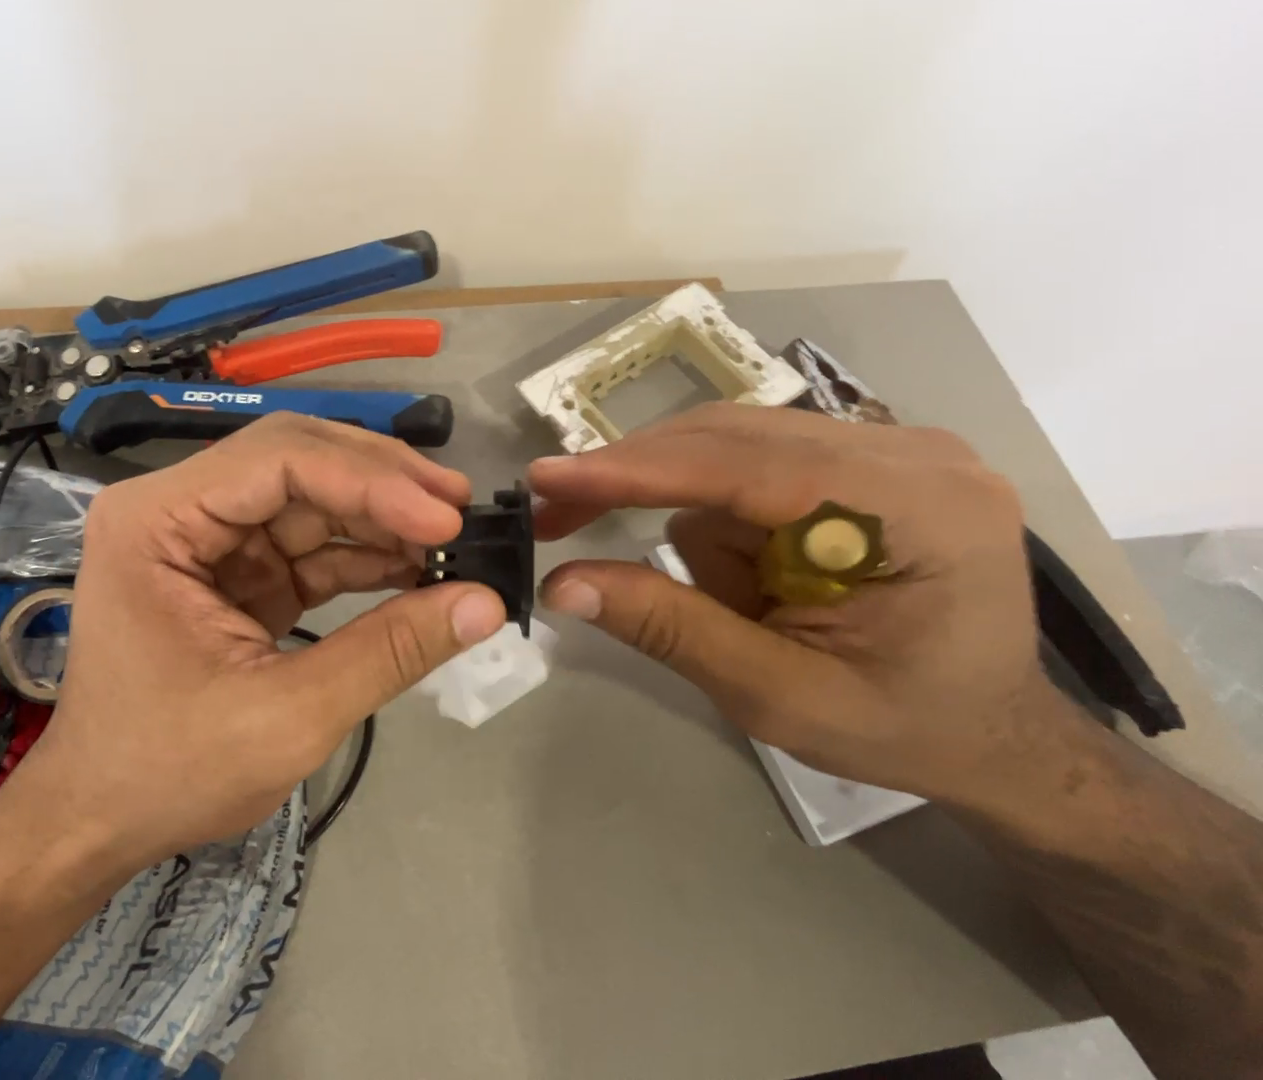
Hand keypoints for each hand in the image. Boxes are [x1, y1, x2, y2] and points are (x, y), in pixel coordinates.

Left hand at [4, 414, 505, 870]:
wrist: (102, 818)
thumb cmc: (169, 772)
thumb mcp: (287, 717)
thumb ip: (388, 652)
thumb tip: (487, 603)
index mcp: (156, 521)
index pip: (277, 460)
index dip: (370, 480)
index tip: (448, 517)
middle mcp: (174, 510)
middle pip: (294, 464)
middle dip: (380, 486)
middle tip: (463, 513)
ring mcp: (203, 541)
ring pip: (308, 501)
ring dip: (379, 520)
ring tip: (455, 543)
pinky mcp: (232, 575)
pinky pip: (305, 547)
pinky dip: (361, 558)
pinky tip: (417, 570)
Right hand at [528, 402, 1052, 802]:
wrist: (986, 731)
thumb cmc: (898, 726)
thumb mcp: (775, 694)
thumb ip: (671, 628)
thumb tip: (562, 583)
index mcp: (921, 512)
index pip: (753, 468)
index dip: (641, 471)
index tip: (548, 478)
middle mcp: (914, 456)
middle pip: (733, 439)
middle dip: (638, 481)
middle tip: (553, 518)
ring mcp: (894, 450)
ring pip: (732, 453)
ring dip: (698, 525)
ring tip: (733, 607)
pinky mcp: (865, 461)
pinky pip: (752, 469)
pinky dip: (723, 524)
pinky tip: (754, 582)